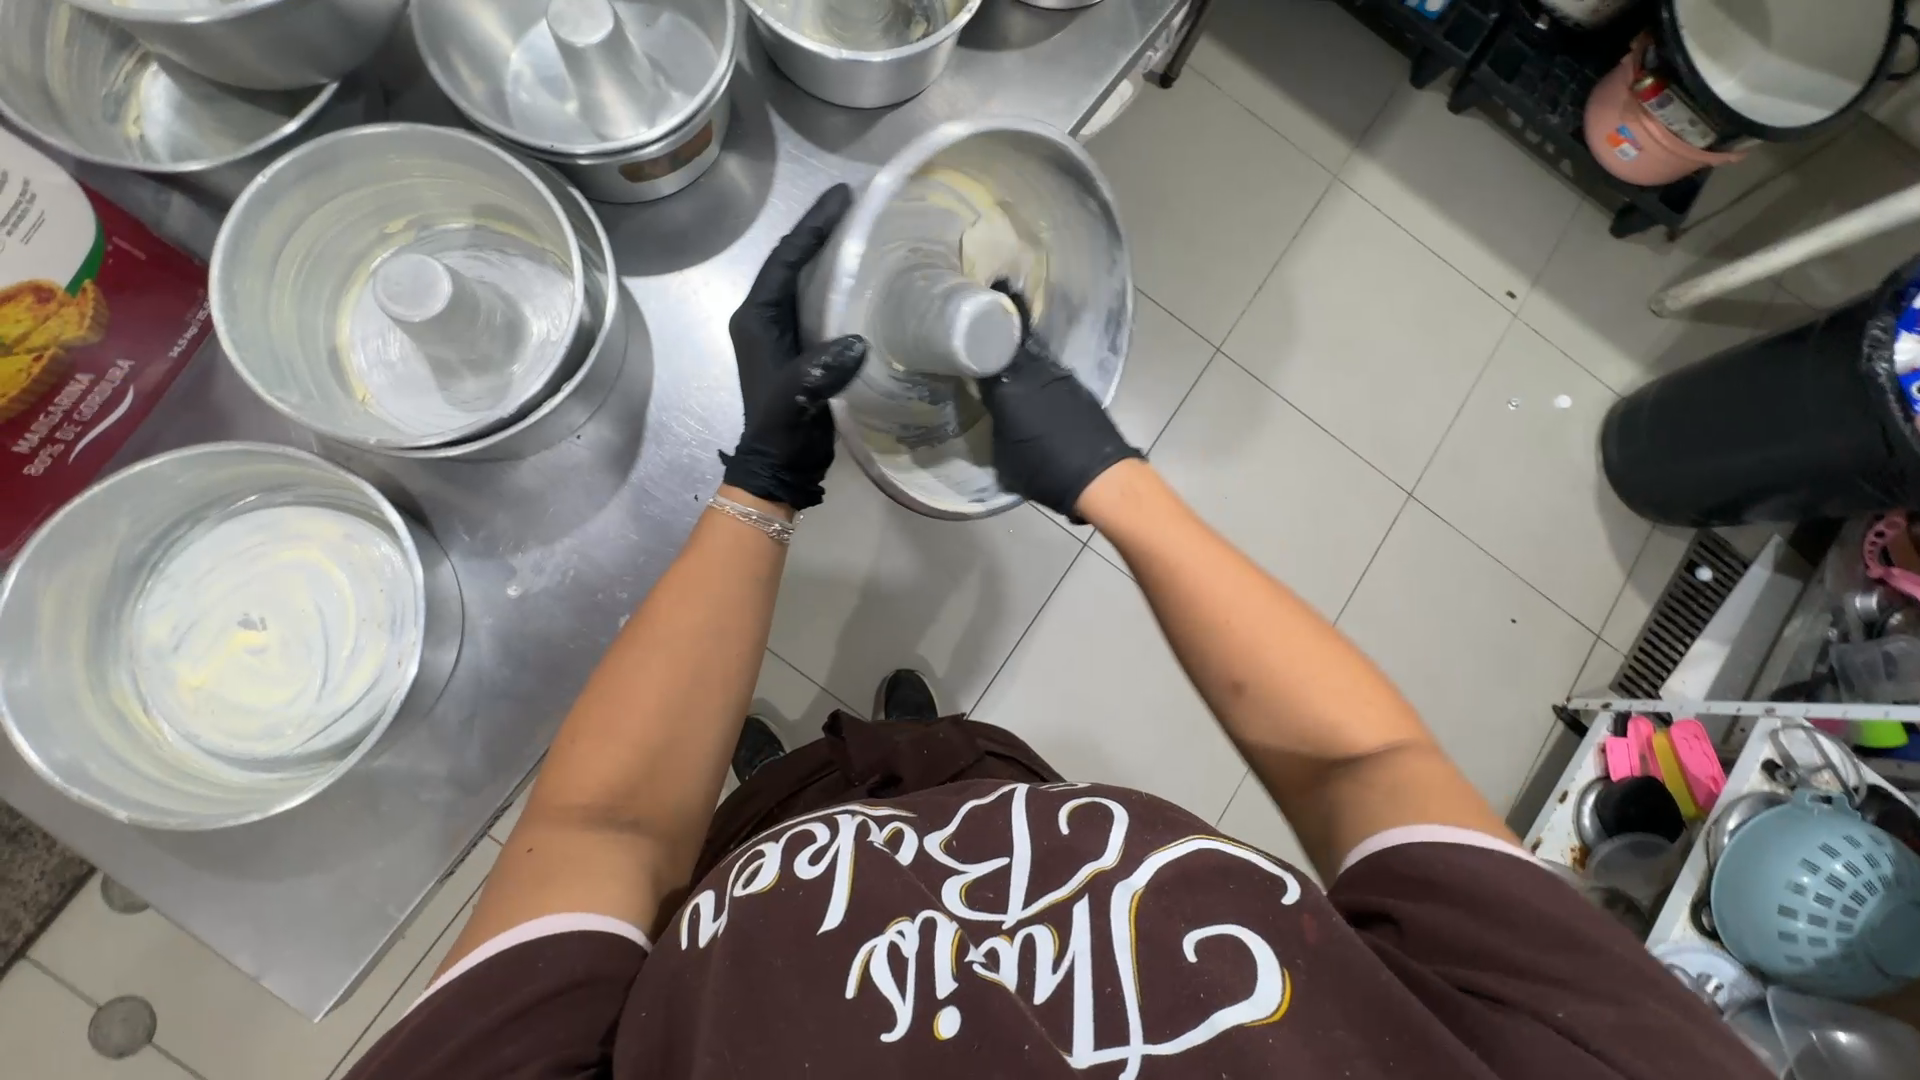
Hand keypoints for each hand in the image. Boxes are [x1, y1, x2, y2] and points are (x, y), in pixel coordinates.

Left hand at [721, 185, 867, 510]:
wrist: (780, 461)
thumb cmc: (781, 426)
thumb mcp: (798, 395)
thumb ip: (822, 367)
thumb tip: (858, 340)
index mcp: (756, 317)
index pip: (784, 259)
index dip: (812, 226)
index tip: (841, 197)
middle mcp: (765, 316)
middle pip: (793, 261)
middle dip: (820, 232)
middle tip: (855, 207)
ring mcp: (782, 332)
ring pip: (805, 280)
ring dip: (829, 256)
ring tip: (862, 232)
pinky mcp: (800, 347)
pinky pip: (817, 304)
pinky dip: (838, 286)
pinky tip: (863, 280)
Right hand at [979, 323, 1140, 521]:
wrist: (1099, 476)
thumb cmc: (1045, 472)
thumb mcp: (1005, 459)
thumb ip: (997, 430)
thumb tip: (998, 419)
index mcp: (1007, 392)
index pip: (984, 372)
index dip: (977, 375)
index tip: (973, 381)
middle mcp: (1033, 376)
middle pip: (1011, 362)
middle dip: (1003, 370)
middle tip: (996, 383)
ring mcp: (1061, 378)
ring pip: (1035, 368)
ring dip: (1027, 377)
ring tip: (1021, 391)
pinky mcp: (1082, 387)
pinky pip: (1055, 379)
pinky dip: (1047, 386)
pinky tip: (1046, 400)